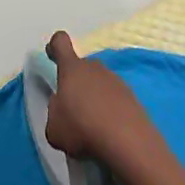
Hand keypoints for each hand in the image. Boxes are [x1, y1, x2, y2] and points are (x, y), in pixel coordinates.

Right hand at [42, 31, 165, 172]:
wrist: (127, 141)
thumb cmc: (81, 129)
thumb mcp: (53, 126)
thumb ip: (55, 109)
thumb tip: (62, 103)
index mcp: (72, 69)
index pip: (61, 43)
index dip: (55, 46)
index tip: (52, 56)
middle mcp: (95, 68)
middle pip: (82, 67)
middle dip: (76, 82)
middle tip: (72, 107)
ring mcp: (116, 80)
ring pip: (99, 82)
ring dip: (94, 96)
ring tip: (91, 123)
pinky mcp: (132, 96)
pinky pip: (114, 97)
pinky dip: (109, 108)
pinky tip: (107, 129)